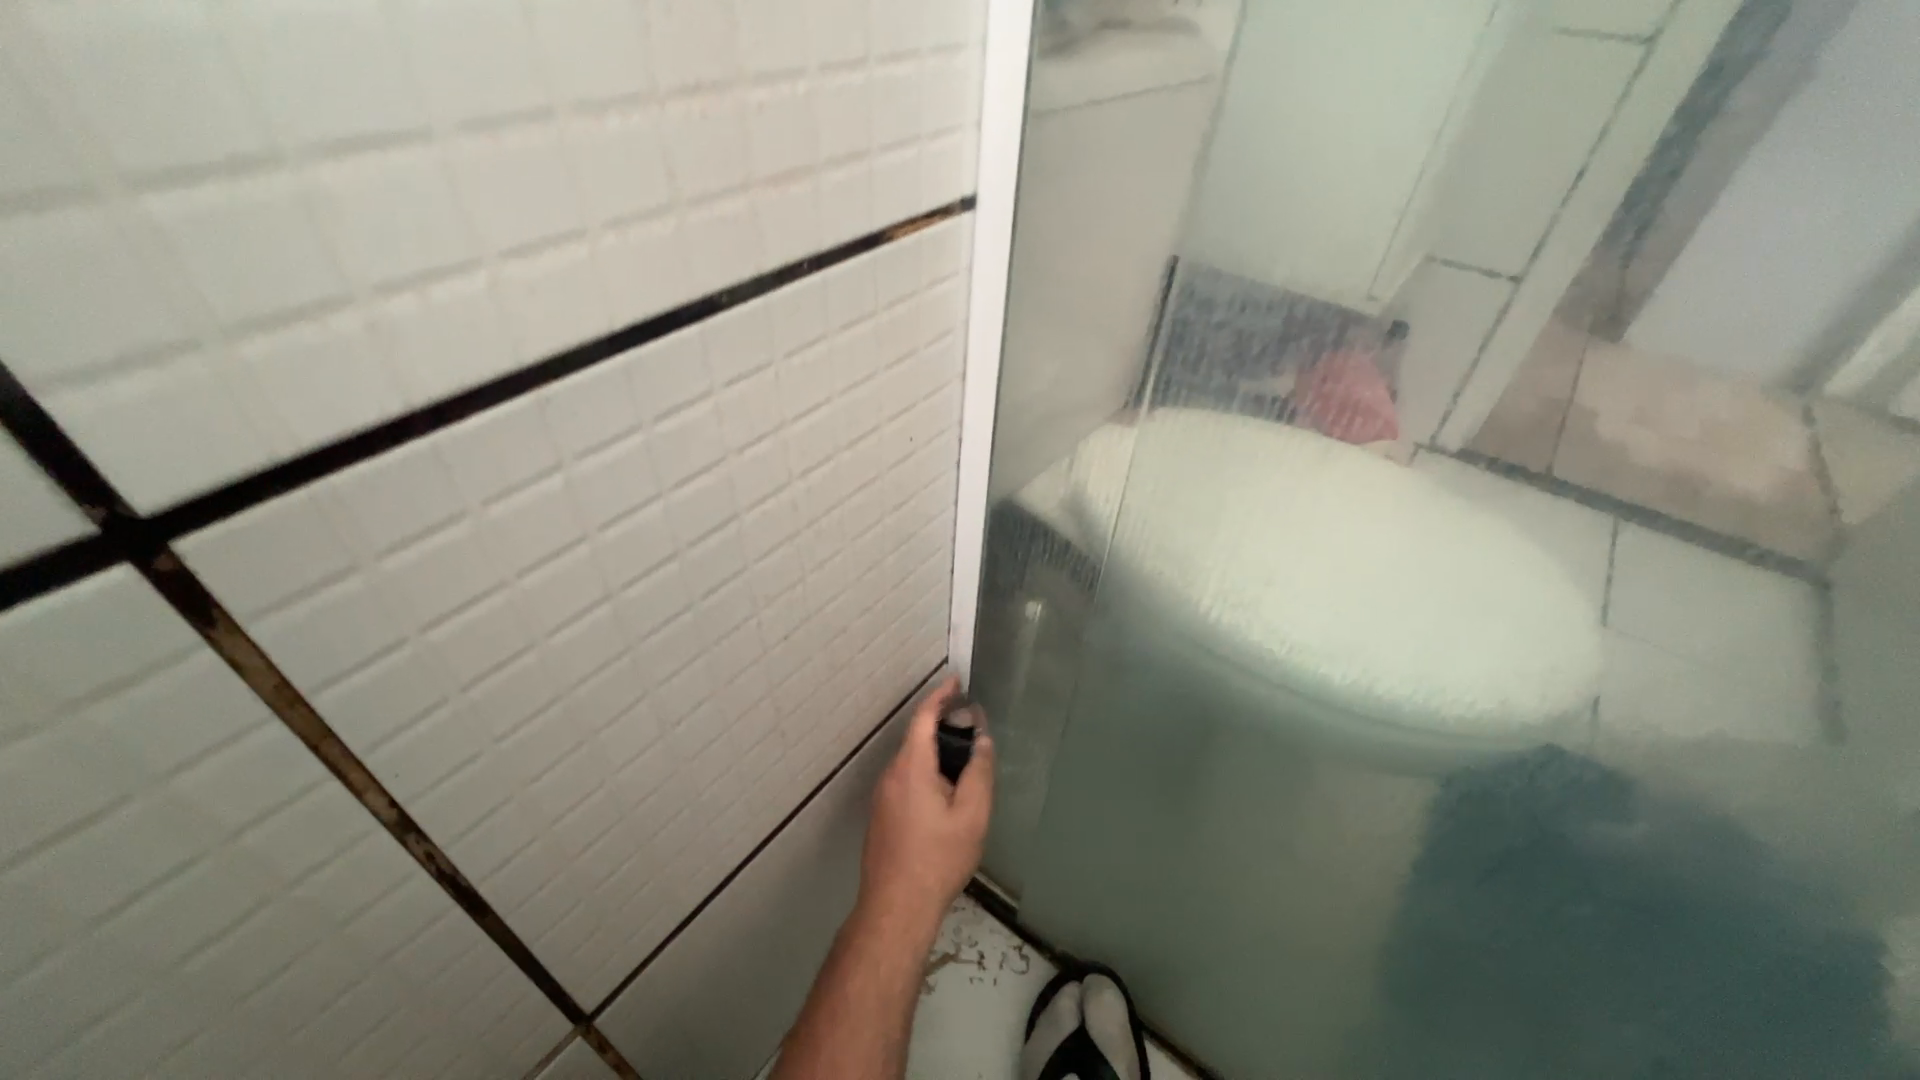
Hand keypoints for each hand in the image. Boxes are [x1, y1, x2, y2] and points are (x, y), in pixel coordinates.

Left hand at [857, 677, 994, 932]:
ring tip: (966, 764)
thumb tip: (982, 739)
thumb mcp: (972, 815)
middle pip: (917, 739)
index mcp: (911, 768)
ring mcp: (883, 797)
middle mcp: (891, 775)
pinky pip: (906, 781)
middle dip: (943, 727)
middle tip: (973, 729)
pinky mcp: (882, 816)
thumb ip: (979, 772)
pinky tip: (946, 796)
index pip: (923, 718)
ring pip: (912, 763)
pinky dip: (927, 774)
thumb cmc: (938, 858)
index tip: (956, 681)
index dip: (940, 696)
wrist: (897, 906)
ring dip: (936, 754)